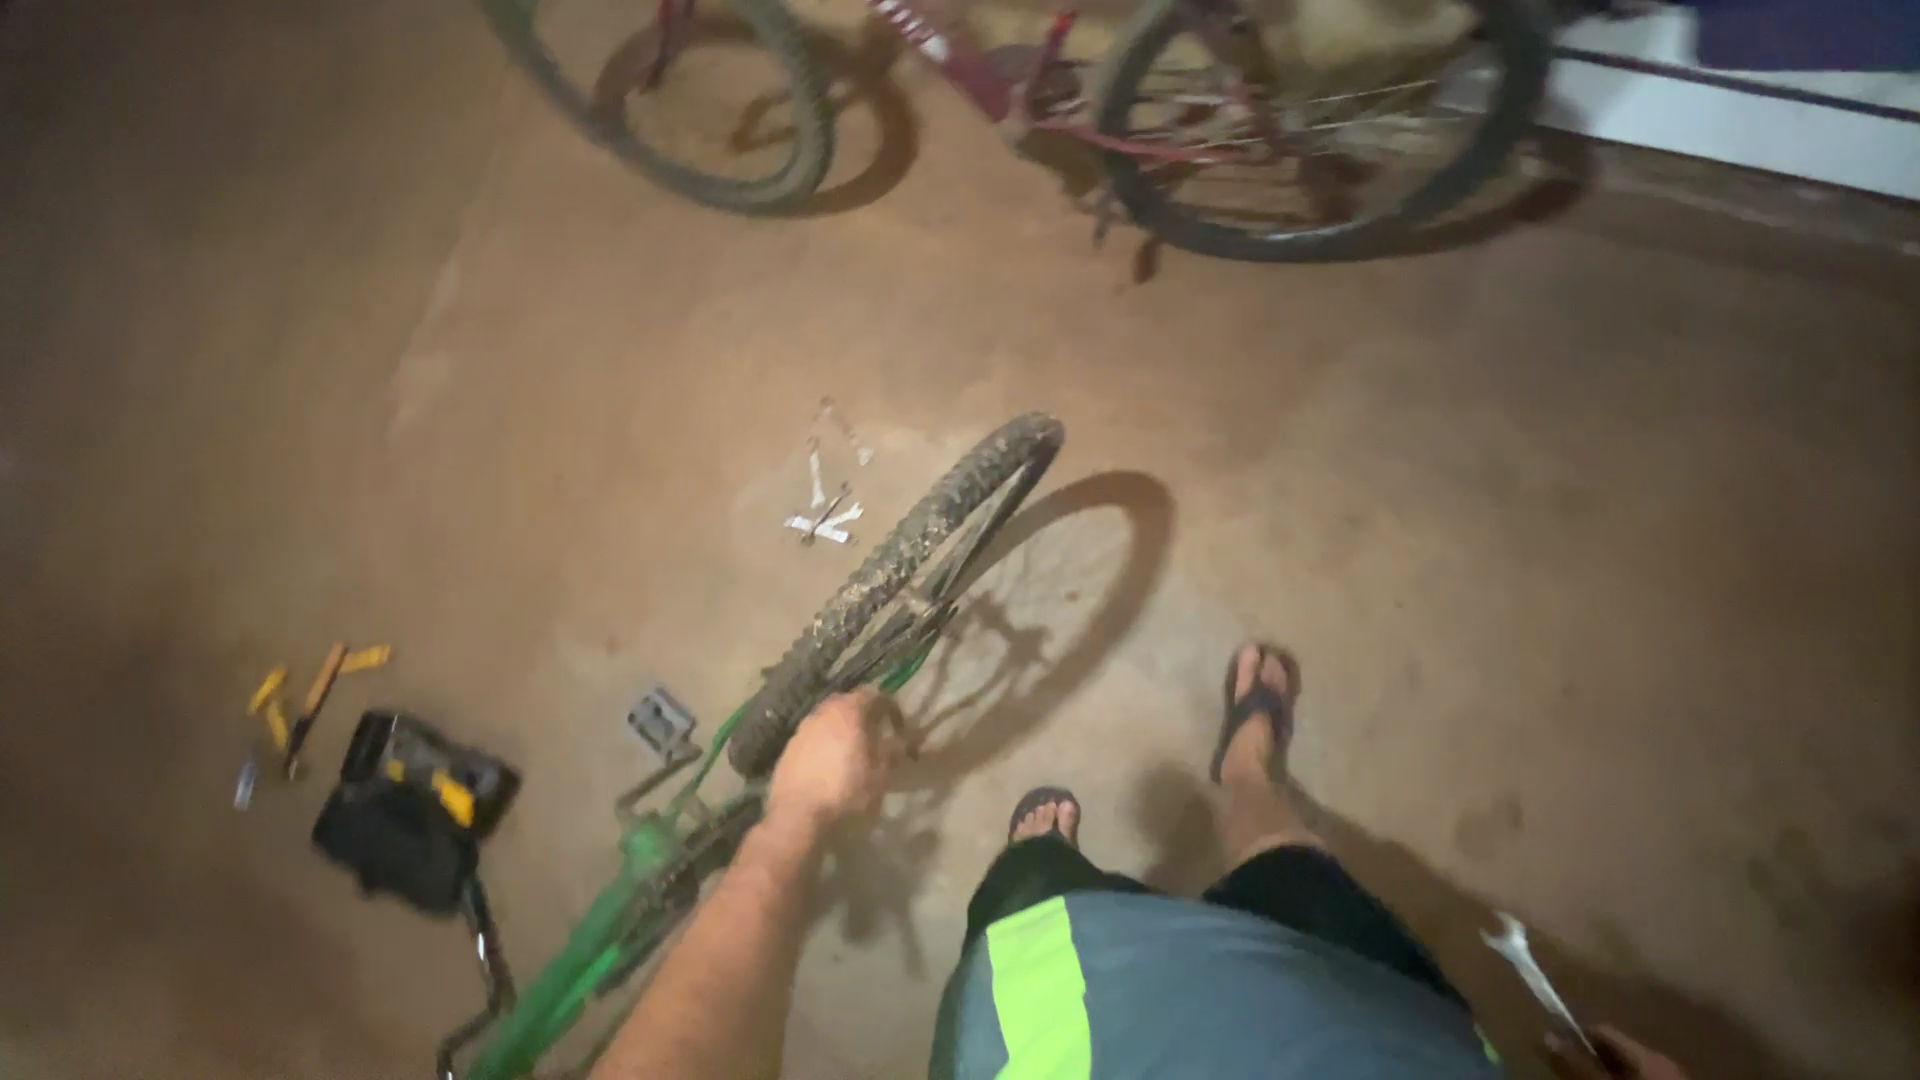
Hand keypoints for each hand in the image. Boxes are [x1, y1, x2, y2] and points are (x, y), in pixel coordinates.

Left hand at [764, 688, 904, 831]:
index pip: (874, 694)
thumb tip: (905, 739)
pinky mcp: (789, 748)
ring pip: (829, 719)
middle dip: (865, 716)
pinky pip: (814, 737)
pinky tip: (829, 767)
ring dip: (843, 730)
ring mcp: (802, 728)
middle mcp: (823, 711)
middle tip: (876, 738)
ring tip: (853, 754)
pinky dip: (825, 744)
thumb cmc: (846, 791)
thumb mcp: (881, 774)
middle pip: (849, 703)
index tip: (899, 730)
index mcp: (849, 710)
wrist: (796, 816)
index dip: (891, 709)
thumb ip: (895, 750)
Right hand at [1547, 1025, 1688, 1079]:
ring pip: (1631, 1070)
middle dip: (1592, 1059)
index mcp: (1646, 1054)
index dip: (1576, 1036)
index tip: (1558, 1049)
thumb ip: (1576, 1064)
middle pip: (1616, 1050)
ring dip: (1609, 1075)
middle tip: (1573, 1074)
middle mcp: (1663, 1061)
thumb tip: (1545, 1035)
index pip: (1601, 1030)